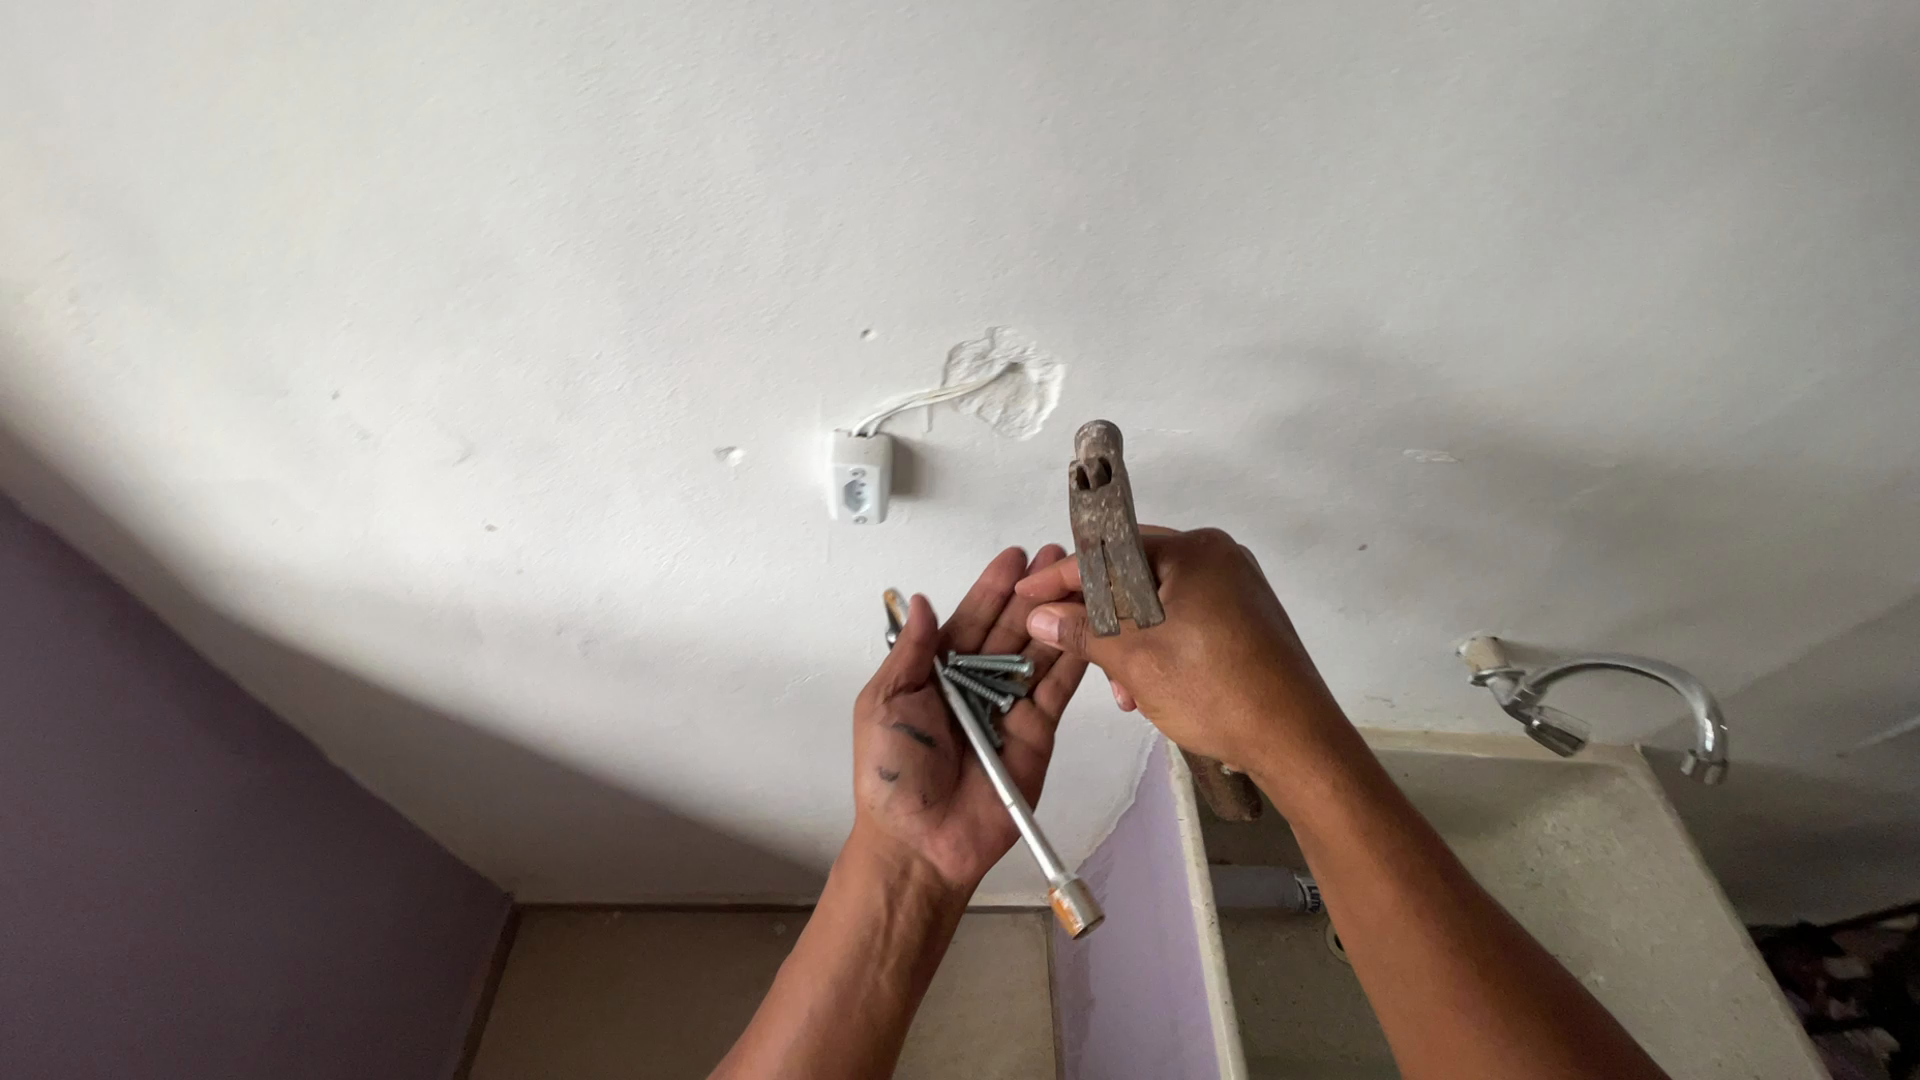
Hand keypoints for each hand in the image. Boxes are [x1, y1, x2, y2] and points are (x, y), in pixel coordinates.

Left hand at [850, 545, 1088, 893]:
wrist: (922, 841)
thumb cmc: (892, 772)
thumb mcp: (884, 702)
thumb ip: (909, 652)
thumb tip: (920, 600)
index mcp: (938, 672)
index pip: (969, 620)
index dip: (991, 589)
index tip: (1014, 557)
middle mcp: (977, 683)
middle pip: (1009, 629)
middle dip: (1031, 593)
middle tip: (1058, 555)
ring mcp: (1010, 706)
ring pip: (1037, 650)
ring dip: (1056, 615)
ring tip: (1079, 580)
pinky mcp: (1038, 731)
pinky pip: (1057, 688)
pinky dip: (1073, 658)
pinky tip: (1087, 626)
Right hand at [1014, 526, 1348, 774]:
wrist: (1298, 742)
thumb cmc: (1213, 689)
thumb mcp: (1134, 659)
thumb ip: (1081, 630)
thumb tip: (1037, 615)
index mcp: (1194, 550)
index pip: (1109, 553)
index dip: (1061, 578)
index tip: (1025, 594)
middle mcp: (1218, 557)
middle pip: (1132, 578)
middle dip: (1100, 621)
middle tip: (1074, 650)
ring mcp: (1236, 588)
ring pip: (1157, 604)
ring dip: (1129, 643)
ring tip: (1122, 691)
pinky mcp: (1246, 619)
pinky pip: (1183, 620)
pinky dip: (1159, 648)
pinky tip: (1148, 687)